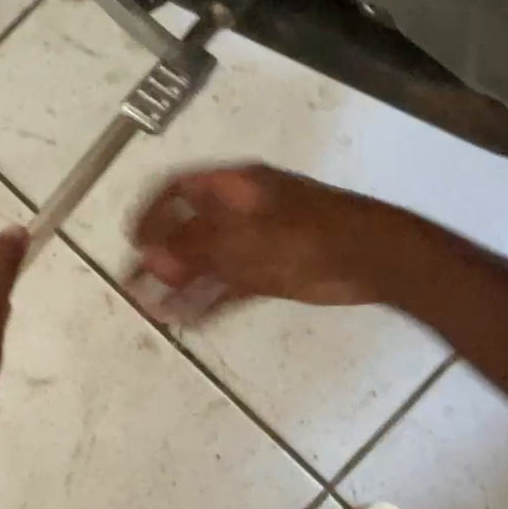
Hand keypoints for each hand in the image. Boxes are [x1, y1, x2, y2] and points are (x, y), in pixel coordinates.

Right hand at [129, 164, 401, 321]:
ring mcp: (255, 243)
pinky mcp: (270, 273)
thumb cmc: (311, 237)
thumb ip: (196, 248)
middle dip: (160, 257)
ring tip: (151, 309)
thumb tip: (150, 256)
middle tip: (134, 285)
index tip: (131, 241)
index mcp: (235, 187)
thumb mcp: (247, 240)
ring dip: (179, 285)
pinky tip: (186, 320)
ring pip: (206, 262)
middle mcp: (240, 212)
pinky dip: (207, 301)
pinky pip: (229, 286)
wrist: (376, 259)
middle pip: (188, 230)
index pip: (179, 190)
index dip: (152, 213)